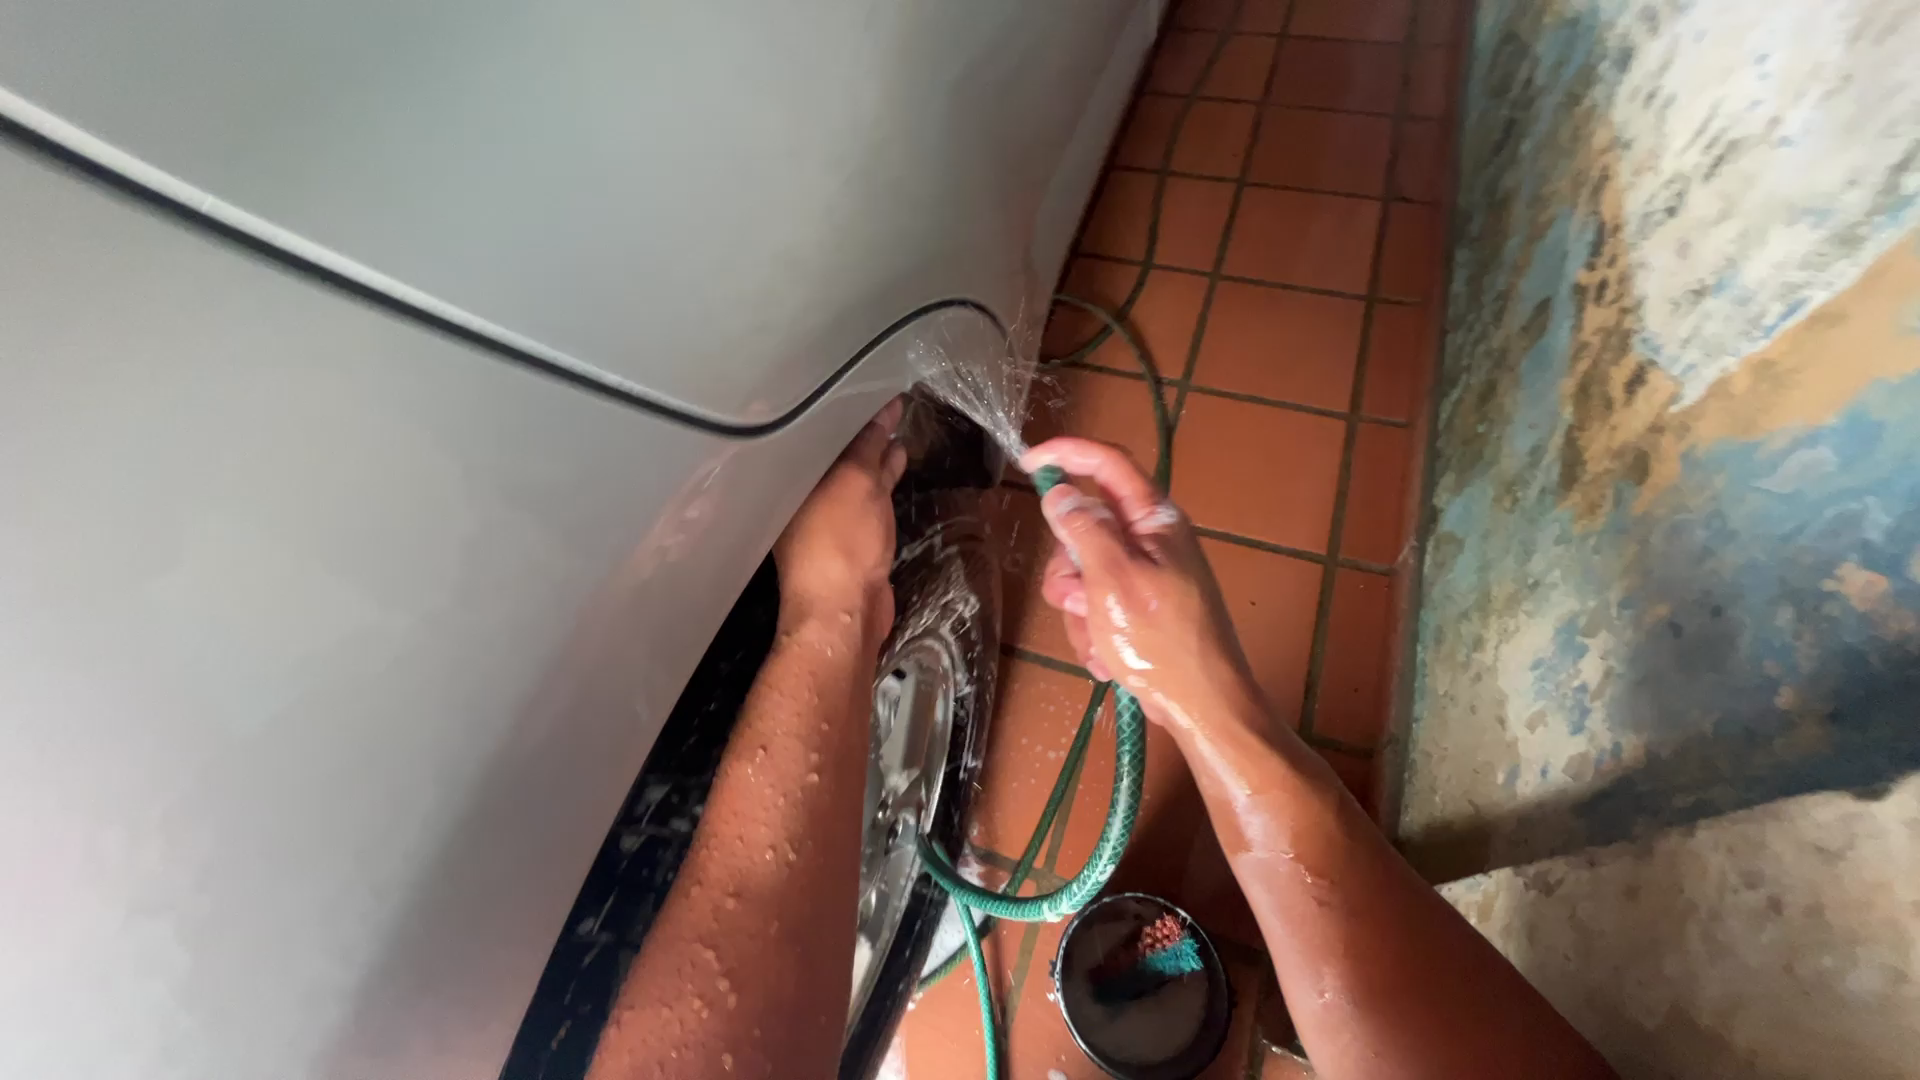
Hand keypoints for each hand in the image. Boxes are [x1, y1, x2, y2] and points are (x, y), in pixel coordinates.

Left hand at [774, 397, 908, 643]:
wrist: (846, 611)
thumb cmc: (841, 542)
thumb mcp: (856, 483)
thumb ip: (867, 447)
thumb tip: (881, 412)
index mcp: (795, 480)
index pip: (820, 433)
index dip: (847, 410)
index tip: (871, 386)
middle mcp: (806, 497)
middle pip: (836, 455)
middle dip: (862, 433)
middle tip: (887, 404)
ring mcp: (829, 520)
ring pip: (855, 477)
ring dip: (876, 457)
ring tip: (898, 431)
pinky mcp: (852, 539)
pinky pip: (868, 499)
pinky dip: (882, 481)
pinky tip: (896, 466)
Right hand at [1023, 437, 1262, 732]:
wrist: (1202, 705)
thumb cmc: (1162, 640)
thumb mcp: (1113, 579)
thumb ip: (1084, 529)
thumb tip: (1060, 493)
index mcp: (1153, 520)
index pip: (1108, 464)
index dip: (1067, 453)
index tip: (1028, 462)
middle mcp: (1149, 540)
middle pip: (1084, 529)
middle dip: (1068, 570)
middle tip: (1077, 601)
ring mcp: (1144, 574)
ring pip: (1082, 573)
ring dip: (1079, 612)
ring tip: (1101, 643)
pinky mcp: (1139, 606)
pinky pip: (1095, 605)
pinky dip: (1093, 631)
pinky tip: (1108, 657)